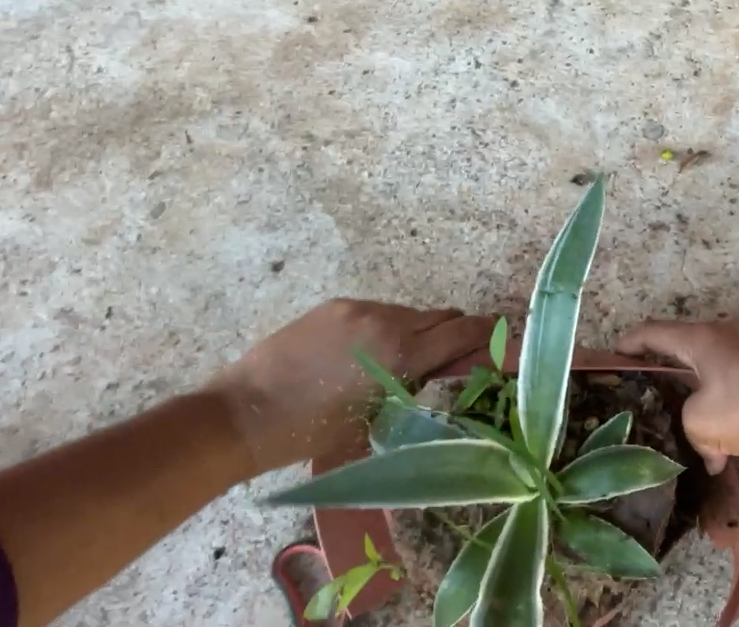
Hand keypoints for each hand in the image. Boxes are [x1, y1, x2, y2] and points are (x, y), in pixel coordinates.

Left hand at [207, 299, 492, 473]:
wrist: (240, 417)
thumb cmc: (310, 433)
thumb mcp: (376, 417)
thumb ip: (418, 386)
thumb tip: (449, 369)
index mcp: (402, 353)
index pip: (465, 330)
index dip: (487, 334)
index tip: (498, 339)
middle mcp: (388, 320)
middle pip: (443, 316)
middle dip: (451, 336)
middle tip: (442, 362)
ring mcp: (361, 308)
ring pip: (409, 315)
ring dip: (414, 333)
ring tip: (389, 365)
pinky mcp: (337, 305)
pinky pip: (377, 312)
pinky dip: (381, 329)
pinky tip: (357, 356)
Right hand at [615, 316, 738, 473]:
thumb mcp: (700, 422)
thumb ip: (690, 428)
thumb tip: (712, 454)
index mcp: (700, 338)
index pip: (653, 332)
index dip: (629, 343)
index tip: (613, 356)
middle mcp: (724, 334)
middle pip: (683, 349)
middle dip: (665, 374)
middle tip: (646, 394)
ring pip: (710, 371)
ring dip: (698, 401)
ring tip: (686, 431)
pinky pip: (734, 383)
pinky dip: (723, 408)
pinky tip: (725, 448)